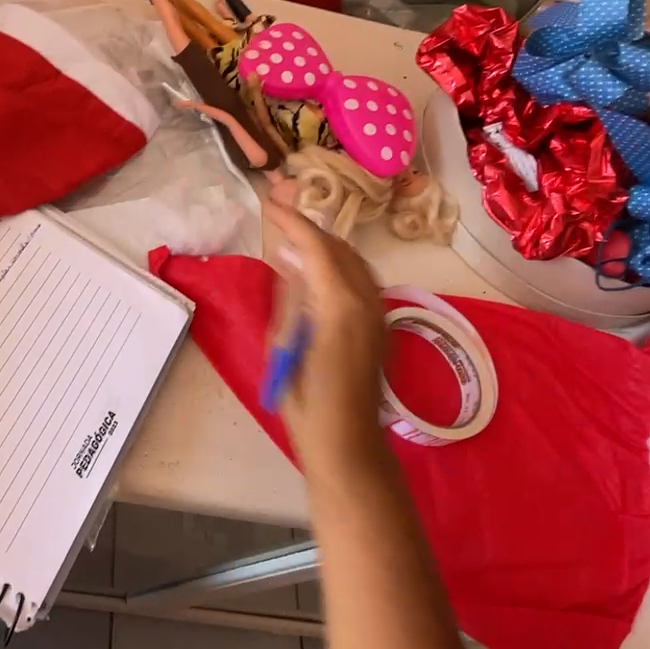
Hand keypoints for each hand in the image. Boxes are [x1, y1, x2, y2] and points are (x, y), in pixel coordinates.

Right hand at [263, 196, 389, 484]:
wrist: (348, 444)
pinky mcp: (380, 326)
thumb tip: (288, 263)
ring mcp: (379, 314)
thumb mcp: (284, 348)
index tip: (269, 203)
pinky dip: (337, 263)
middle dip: (310, 227)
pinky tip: (314, 270)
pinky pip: (361, 279)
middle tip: (279, 213)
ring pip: (354, 261)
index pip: (318, 248)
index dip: (293, 222)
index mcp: (340, 307)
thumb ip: (289, 300)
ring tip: (292, 239)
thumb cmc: (306, 404)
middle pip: (340, 249)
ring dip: (325, 244)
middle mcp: (367, 303)